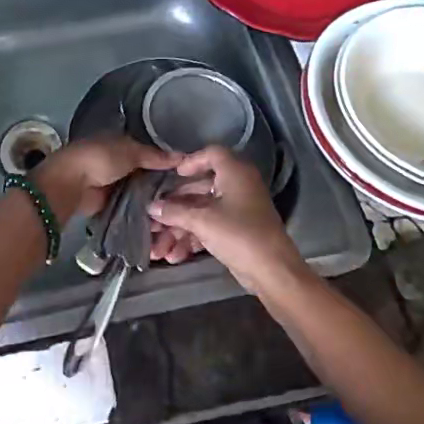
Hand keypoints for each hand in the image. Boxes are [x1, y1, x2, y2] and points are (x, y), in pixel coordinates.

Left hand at [31, 136, 178, 223]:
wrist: (72, 185)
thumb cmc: (100, 159)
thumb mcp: (131, 152)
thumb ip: (156, 156)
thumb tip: (183, 157)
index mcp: (123, 142)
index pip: (151, 150)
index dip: (167, 159)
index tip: (188, 170)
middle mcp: (121, 162)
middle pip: (148, 171)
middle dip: (163, 181)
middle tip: (188, 192)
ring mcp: (117, 183)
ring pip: (142, 189)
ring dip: (155, 196)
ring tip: (178, 205)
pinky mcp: (113, 202)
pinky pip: (134, 204)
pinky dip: (145, 208)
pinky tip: (163, 214)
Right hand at [147, 146, 306, 293]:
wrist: (272, 269)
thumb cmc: (238, 233)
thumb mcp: (202, 221)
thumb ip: (175, 212)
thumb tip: (152, 207)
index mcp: (235, 172)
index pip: (212, 154)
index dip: (191, 161)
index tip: (172, 174)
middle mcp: (238, 186)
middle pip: (201, 188)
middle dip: (175, 208)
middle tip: (152, 221)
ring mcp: (239, 209)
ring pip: (203, 212)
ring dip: (180, 229)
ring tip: (158, 249)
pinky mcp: (238, 230)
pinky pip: (211, 227)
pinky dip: (194, 238)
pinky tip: (175, 256)